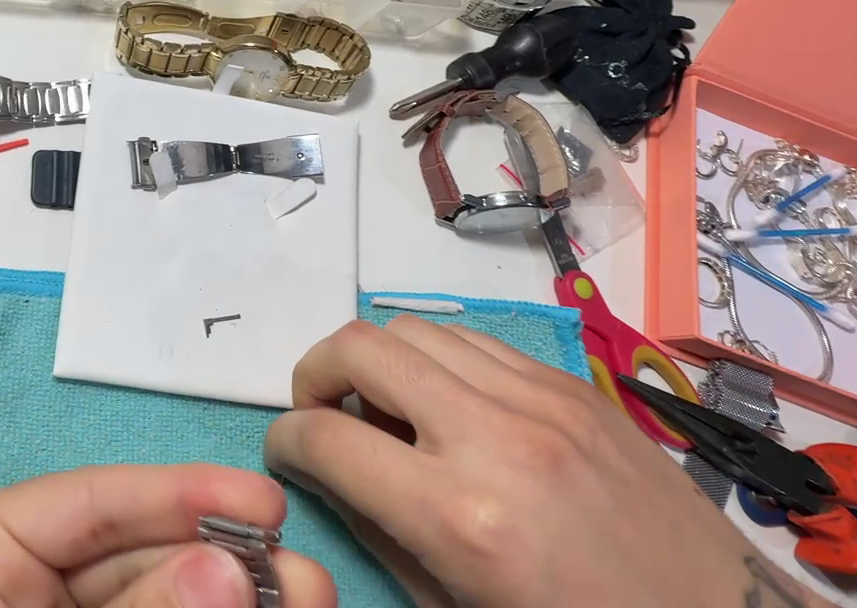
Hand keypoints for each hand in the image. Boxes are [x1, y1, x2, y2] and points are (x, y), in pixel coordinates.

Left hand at [0, 463, 336, 607]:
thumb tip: (226, 571)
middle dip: (222, 565)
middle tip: (306, 581)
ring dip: (226, 606)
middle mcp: (20, 574)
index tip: (265, 506)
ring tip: (305, 603)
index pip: (95, 499)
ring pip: (155, 601)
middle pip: (137, 553)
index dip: (184, 494)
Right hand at [264, 318, 830, 607]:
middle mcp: (493, 436)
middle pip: (359, 346)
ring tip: (384, 406)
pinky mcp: (572, 384)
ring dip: (375, 360)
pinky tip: (445, 402)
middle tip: (322, 413)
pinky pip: (470, 338)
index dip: (284, 442)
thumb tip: (323, 469)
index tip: (285, 453)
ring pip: (411, 326)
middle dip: (315, 373)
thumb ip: (377, 530)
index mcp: (462, 518)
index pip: (326, 438)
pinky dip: (433, 359)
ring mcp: (540, 398)